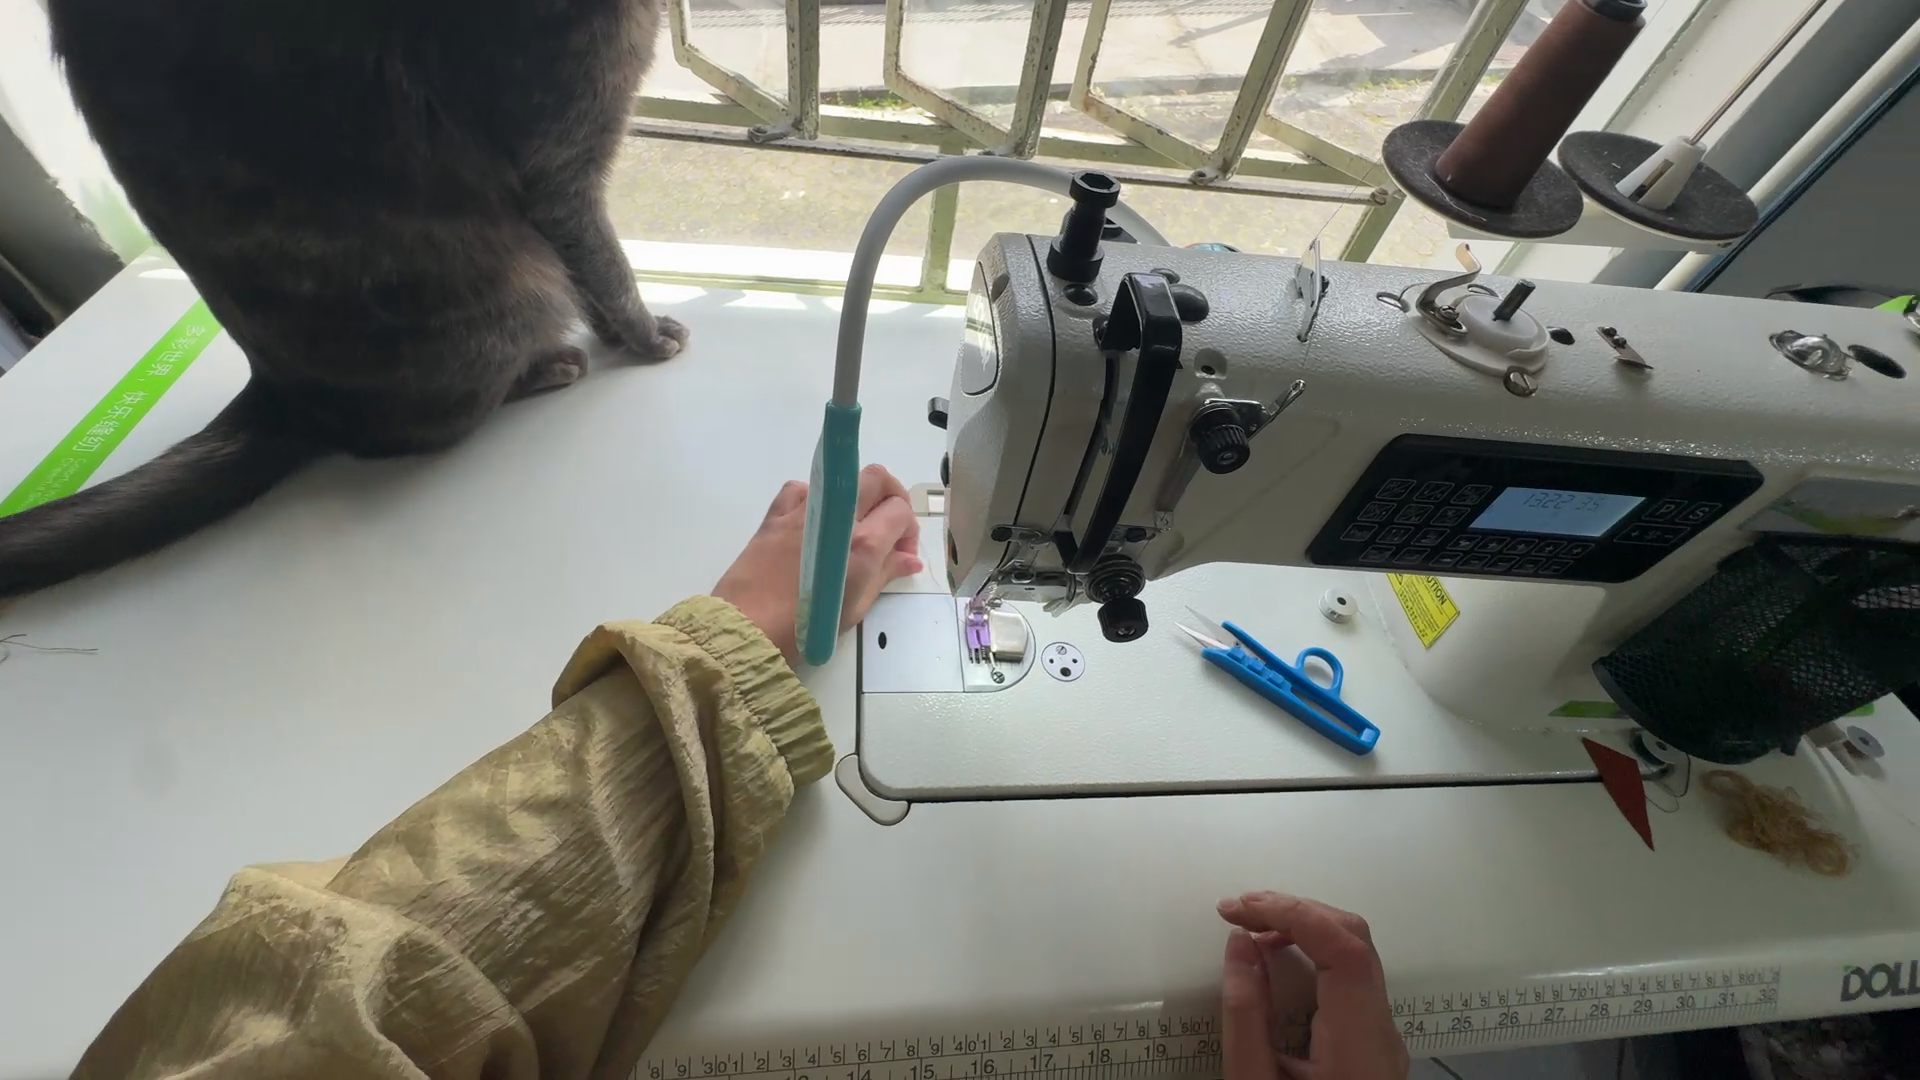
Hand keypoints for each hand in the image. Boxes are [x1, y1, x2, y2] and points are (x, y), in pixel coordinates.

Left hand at [714, 464, 923, 663]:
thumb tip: (910, 559)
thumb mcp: (856, 606)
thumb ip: (885, 574)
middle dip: (891, 497)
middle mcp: (837, 518)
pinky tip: (816, 520)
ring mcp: (804, 512)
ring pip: (843, 479)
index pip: (900, 511)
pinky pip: (802, 488)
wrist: (749, 629)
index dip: (908, 530)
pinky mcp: (776, 514)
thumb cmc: (809, 628)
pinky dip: (816, 497)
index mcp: (863, 544)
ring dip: (856, 496)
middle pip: (877, 479)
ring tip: (852, 526)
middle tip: (888, 525)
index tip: (901, 552)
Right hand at [1217, 892, 1407, 1079]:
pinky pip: (1348, 970)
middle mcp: (1383, 1034)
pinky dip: (1309, 944)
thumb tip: (1241, 941)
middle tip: (1237, 910)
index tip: (1236, 909)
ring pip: (1354, 948)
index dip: (1292, 912)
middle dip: (1292, 908)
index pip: (1346, 949)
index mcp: (1361, 1048)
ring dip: (1300, 922)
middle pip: (1354, 937)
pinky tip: (1273, 951)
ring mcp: (1382, 1036)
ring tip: (1248, 924)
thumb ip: (1246, 1014)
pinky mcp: (1371, 1039)